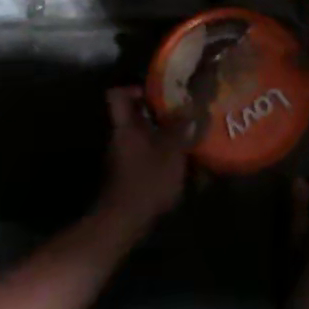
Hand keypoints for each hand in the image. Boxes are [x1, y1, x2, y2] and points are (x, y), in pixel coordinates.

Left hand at [98, 87, 189, 228]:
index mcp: (125, 126)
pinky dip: (161, 154)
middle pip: (134, 115)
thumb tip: (191, 108)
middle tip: (183, 113)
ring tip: (188, 137)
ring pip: (141, 136)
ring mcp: (123, 156)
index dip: (133, 88)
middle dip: (158, 113)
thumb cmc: (147, 181)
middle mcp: (120, 137)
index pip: (117, 95)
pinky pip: (145, 154)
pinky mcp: (129, 173)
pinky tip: (182, 163)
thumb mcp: (170, 153)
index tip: (157, 92)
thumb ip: (180, 129)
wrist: (124, 220)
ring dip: (162, 135)